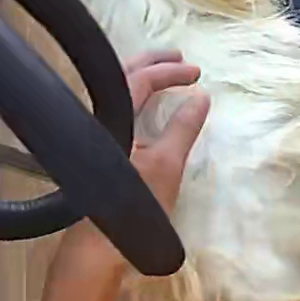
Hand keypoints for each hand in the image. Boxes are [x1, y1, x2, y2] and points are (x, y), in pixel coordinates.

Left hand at [50, 50, 209, 286]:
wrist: (102, 241)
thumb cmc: (134, 202)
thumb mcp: (168, 164)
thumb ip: (184, 127)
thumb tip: (202, 97)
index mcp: (112, 117)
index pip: (140, 80)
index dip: (169, 71)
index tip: (197, 72)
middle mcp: (100, 118)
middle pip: (123, 78)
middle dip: (153, 64)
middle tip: (181, 59)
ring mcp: (98, 133)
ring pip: (119, 93)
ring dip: (145, 79)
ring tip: (168, 75)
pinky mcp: (100, 148)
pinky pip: (119, 109)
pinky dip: (138, 99)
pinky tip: (151, 106)